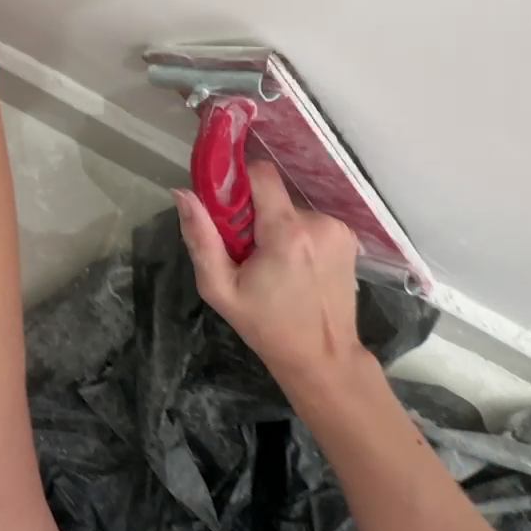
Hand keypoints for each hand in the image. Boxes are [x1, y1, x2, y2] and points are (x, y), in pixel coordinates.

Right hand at [172, 160, 366, 392]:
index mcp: (287, 232)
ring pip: (289, 209)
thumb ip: (200, 237)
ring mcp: (338, 230)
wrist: (322, 357)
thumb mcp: (218, 287)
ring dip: (274, 226)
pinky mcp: (348, 238)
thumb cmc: (264, 325)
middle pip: (272, 196)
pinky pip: (308, 222)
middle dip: (252, 215)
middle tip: (244, 252)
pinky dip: (294, 235)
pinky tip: (291, 266)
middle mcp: (319, 223)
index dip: (237, 181)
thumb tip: (182, 192)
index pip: (261, 174)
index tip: (222, 204)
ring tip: (269, 264)